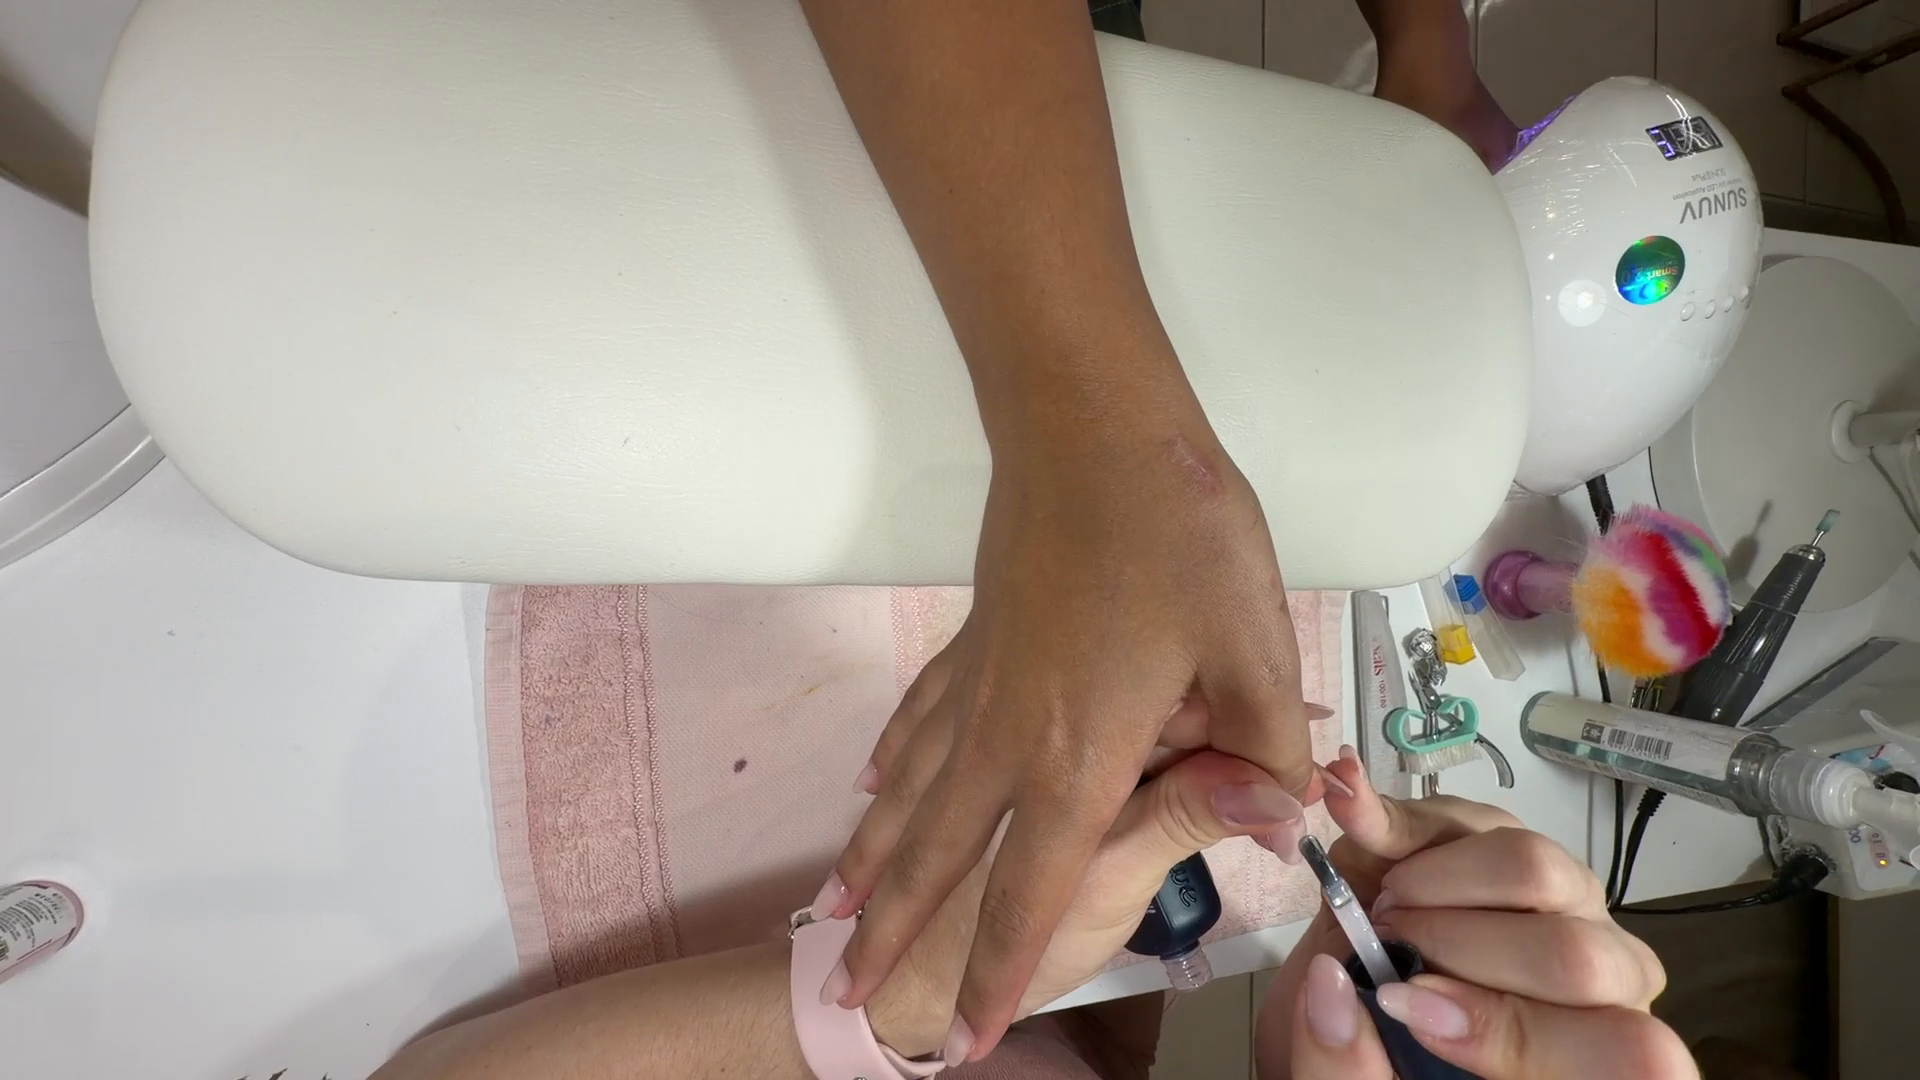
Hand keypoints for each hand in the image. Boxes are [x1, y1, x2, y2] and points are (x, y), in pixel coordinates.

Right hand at [821, 423, 1323, 1062]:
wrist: (1095, 433)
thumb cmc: (1177, 533)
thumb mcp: (1249, 640)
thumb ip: (1263, 742)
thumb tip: (1277, 817)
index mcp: (1078, 751)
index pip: (1030, 889)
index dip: (1003, 971)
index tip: (962, 1037)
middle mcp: (1007, 730)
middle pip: (938, 848)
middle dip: (896, 929)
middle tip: (848, 986)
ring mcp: (977, 679)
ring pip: (910, 787)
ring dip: (875, 853)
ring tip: (838, 903)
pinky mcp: (971, 636)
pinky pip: (918, 715)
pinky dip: (892, 759)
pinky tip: (870, 779)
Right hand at [1260, 750, 1695, 1079]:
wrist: (1365, 977)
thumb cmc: (1379, 1048)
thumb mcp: (1361, 1074)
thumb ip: (1342, 1060)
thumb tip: (1331, 989)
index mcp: (1592, 1063)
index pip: (1635, 1056)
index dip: (1519, 1030)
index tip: (1409, 1007)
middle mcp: (1609, 983)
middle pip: (1578, 956)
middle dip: (1453, 947)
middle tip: (1381, 948)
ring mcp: (1563, 895)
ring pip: (1533, 867)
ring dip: (1430, 884)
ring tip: (1378, 906)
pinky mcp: (1495, 833)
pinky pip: (1449, 813)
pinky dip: (1386, 813)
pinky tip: (1347, 806)